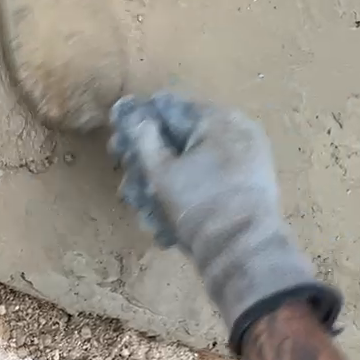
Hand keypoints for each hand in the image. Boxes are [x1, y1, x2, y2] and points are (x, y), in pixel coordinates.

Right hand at [108, 94, 339, 352]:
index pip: (167, 107)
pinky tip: (167, 224)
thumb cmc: (198, 204)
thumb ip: (141, 136)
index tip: (117, 149)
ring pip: (186, 165)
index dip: (136, 125)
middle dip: (146, 164)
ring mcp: (242, 162)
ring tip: (147, 212)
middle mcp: (234, 134)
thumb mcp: (160, 169)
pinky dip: (182, 199)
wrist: (241, 251)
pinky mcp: (243, 189)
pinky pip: (204, 183)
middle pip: (176, 139)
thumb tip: (127, 109)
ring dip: (159, 187)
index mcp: (218, 120)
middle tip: (129, 186)